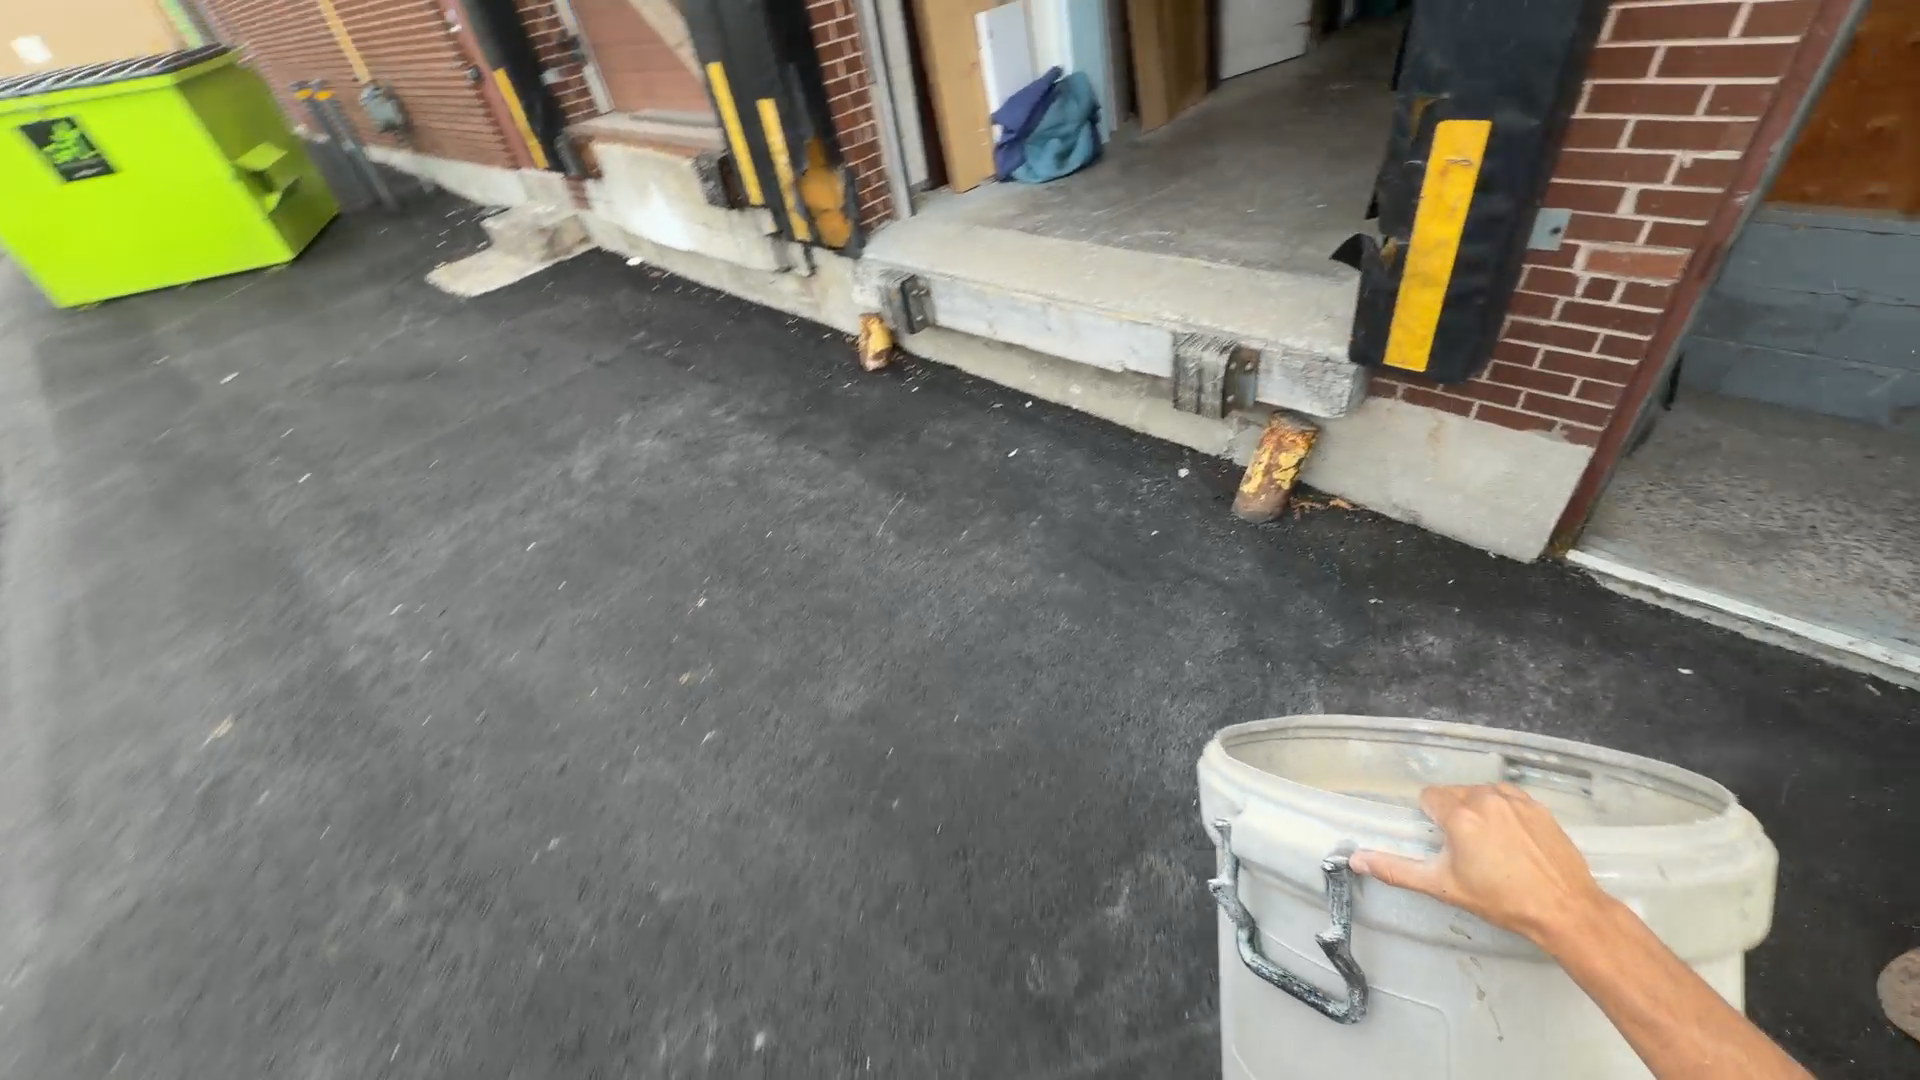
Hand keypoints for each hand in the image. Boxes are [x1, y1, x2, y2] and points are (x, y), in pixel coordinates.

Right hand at [1349, 783, 1614, 952]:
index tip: (1446, 845)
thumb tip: (1355, 859)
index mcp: (1458, 815)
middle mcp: (1484, 798)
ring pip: (1478, 794)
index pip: (1428, 798)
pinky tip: (1513, 839)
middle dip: (1453, 815)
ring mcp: (1514, 800)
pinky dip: (1503, 811)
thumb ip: (1395, 869)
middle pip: (1452, 794)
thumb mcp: (1443, 887)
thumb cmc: (1501, 900)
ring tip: (1492, 845)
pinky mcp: (1538, 806)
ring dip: (1477, 811)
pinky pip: (1506, 797)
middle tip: (1468, 850)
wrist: (1568, 911)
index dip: (1432, 821)